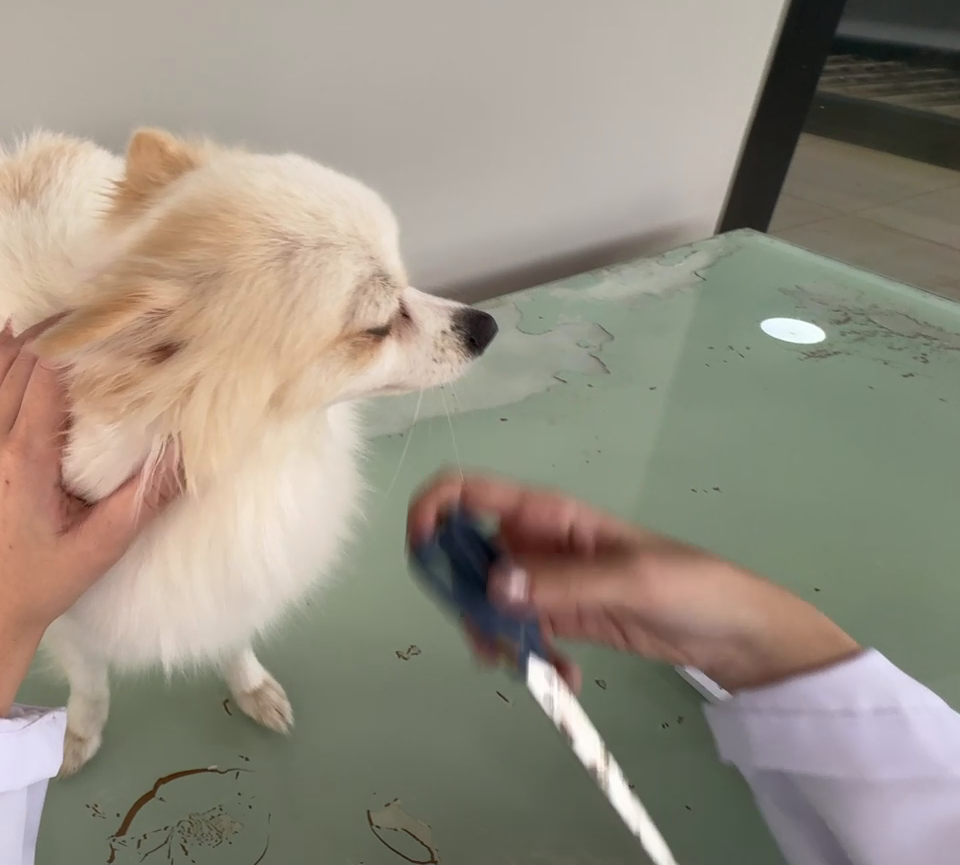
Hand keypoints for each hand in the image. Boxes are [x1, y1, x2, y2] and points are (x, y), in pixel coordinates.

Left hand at [0, 317, 184, 715]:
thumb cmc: (40, 583)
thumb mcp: (101, 547)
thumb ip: (144, 496)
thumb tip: (186, 451)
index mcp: (24, 454)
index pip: (50, 370)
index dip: (82, 339)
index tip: (117, 320)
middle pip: (24, 359)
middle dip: (63, 330)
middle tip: (103, 313)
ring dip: (30, 337)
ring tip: (69, 318)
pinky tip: (12, 337)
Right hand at [407, 472, 860, 692]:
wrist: (747, 637)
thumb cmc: (695, 586)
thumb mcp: (632, 579)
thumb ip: (561, 583)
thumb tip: (491, 590)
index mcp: (542, 514)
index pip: (465, 493)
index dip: (430, 509)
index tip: (421, 549)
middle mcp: (528, 541)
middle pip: (461, 552)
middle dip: (460, 592)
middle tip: (479, 632)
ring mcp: (539, 579)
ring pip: (482, 596)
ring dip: (490, 630)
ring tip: (522, 666)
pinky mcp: (553, 614)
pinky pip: (515, 629)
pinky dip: (525, 653)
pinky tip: (561, 677)